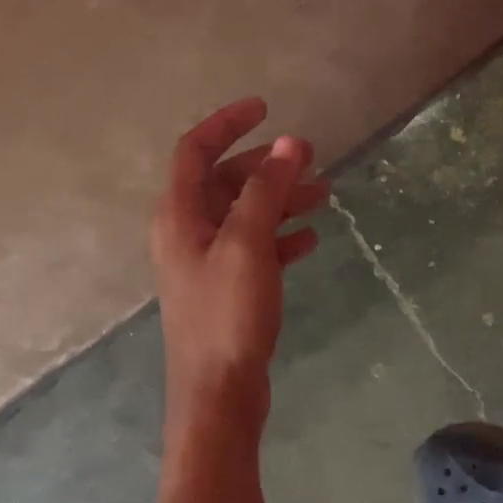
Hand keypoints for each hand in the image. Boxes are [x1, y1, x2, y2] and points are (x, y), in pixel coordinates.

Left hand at [152, 97, 327, 412]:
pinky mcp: (227, 289)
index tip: (265, 107)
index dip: (227, 123)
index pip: (195, 150)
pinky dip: (280, 236)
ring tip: (324, 194)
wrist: (218, 395)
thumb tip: (288, 143)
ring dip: (280, 199)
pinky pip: (255, 247)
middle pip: (225, 181)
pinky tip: (311, 238)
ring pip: (245, 214)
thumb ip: (266, 190)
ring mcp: (206, 262)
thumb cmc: (227, 315)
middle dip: (266, 165)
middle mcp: (186, 232)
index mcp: (179, 215)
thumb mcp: (247, 244)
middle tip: (309, 156)